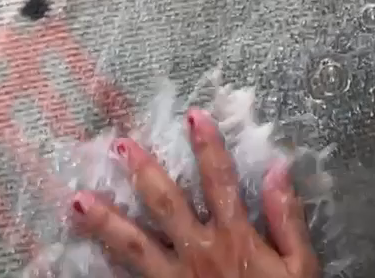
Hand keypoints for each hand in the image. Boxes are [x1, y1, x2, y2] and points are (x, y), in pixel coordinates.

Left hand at [70, 108, 318, 277]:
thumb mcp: (299, 267)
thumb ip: (287, 217)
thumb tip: (279, 166)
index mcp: (235, 238)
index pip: (220, 181)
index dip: (208, 146)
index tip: (193, 114)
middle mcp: (199, 253)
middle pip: (166, 207)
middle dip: (143, 173)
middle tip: (119, 146)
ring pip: (133, 247)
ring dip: (105, 222)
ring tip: (78, 200)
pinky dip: (101, 272)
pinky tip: (74, 261)